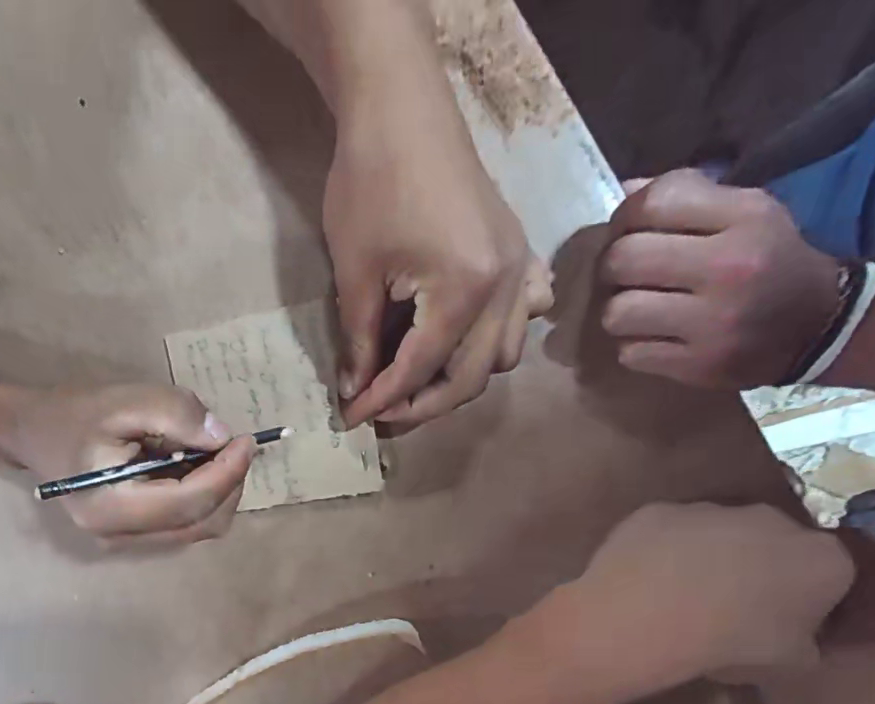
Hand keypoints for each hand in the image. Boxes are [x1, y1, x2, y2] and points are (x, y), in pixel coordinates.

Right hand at [6, 385, 256, 547]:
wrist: (34, 434)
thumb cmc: (73, 415)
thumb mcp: (124, 400)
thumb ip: (175, 413)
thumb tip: (221, 436)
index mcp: (112, 508)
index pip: (189, 503)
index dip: (227, 474)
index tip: (246, 440)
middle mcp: (119, 537)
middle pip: (200, 525)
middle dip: (229, 486)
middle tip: (236, 446)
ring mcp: (124, 542)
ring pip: (196, 530)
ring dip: (218, 493)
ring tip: (216, 454)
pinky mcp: (131, 537)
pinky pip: (183, 526)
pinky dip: (202, 499)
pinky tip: (194, 468)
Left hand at [326, 89, 552, 430]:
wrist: (402, 112)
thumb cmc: (369, 189)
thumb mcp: (356, 275)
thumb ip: (361, 341)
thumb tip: (355, 390)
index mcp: (466, 292)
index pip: (421, 370)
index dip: (383, 401)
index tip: (351, 420)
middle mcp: (507, 287)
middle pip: (472, 376)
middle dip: (423, 406)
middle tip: (380, 416)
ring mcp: (522, 268)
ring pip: (503, 354)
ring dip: (459, 379)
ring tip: (412, 385)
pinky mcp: (519, 251)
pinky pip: (523, 314)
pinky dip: (494, 340)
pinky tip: (462, 340)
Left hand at [564, 503, 854, 686]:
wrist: (643, 615)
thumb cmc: (728, 644)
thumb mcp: (792, 663)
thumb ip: (805, 641)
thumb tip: (794, 635)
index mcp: (824, 558)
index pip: (827, 575)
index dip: (803, 598)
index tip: (777, 619)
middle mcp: (772, 520)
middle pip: (771, 544)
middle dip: (756, 566)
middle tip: (724, 602)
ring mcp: (708, 510)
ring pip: (715, 531)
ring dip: (704, 552)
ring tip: (674, 590)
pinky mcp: (656, 511)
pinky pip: (665, 530)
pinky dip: (657, 547)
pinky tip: (641, 574)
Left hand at [600, 170, 843, 387]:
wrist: (821, 326)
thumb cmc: (767, 262)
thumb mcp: (745, 215)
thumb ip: (685, 198)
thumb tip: (627, 190)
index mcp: (747, 218)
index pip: (654, 203)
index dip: (625, 217)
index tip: (631, 231)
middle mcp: (731, 267)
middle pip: (621, 260)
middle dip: (614, 268)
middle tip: (630, 275)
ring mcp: (714, 321)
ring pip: (616, 312)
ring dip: (621, 313)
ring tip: (644, 310)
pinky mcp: (699, 364)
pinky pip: (629, 353)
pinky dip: (634, 347)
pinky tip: (659, 338)